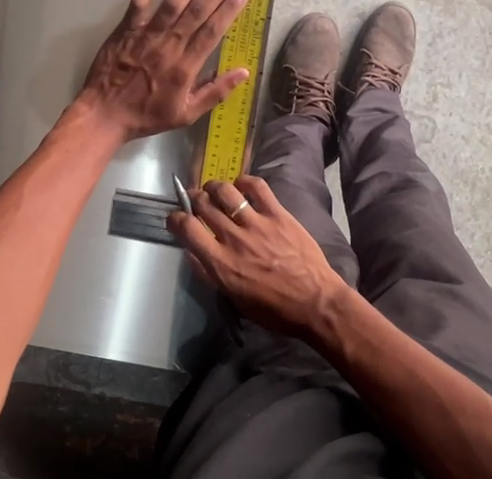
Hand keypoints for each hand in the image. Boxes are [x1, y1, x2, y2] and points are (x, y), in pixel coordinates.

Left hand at [67, 0, 252, 142]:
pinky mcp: (126, 29)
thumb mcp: (186, 114)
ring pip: (172, 2)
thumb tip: (244, 72)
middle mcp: (169, 46)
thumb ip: (216, 93)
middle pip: (198, 11)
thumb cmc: (146, 115)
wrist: (104, 114)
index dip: (231, 8)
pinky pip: (139, 2)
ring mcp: (146, 35)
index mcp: (186, 68)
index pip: (213, 31)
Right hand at [169, 176, 350, 338]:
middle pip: (203, 205)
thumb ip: (210, 274)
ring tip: (214, 189)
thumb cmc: (274, 310)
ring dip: (214, 187)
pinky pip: (256, 187)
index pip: (187, 229)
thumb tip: (192, 253)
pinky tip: (241, 185)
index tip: (175, 218)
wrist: (315, 303)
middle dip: (194, 199)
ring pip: (225, 191)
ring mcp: (256, 223)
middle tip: (196, 200)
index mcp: (220, 264)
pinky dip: (244, 181)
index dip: (175, 218)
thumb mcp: (234, 300)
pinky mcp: (278, 214)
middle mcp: (234, 239)